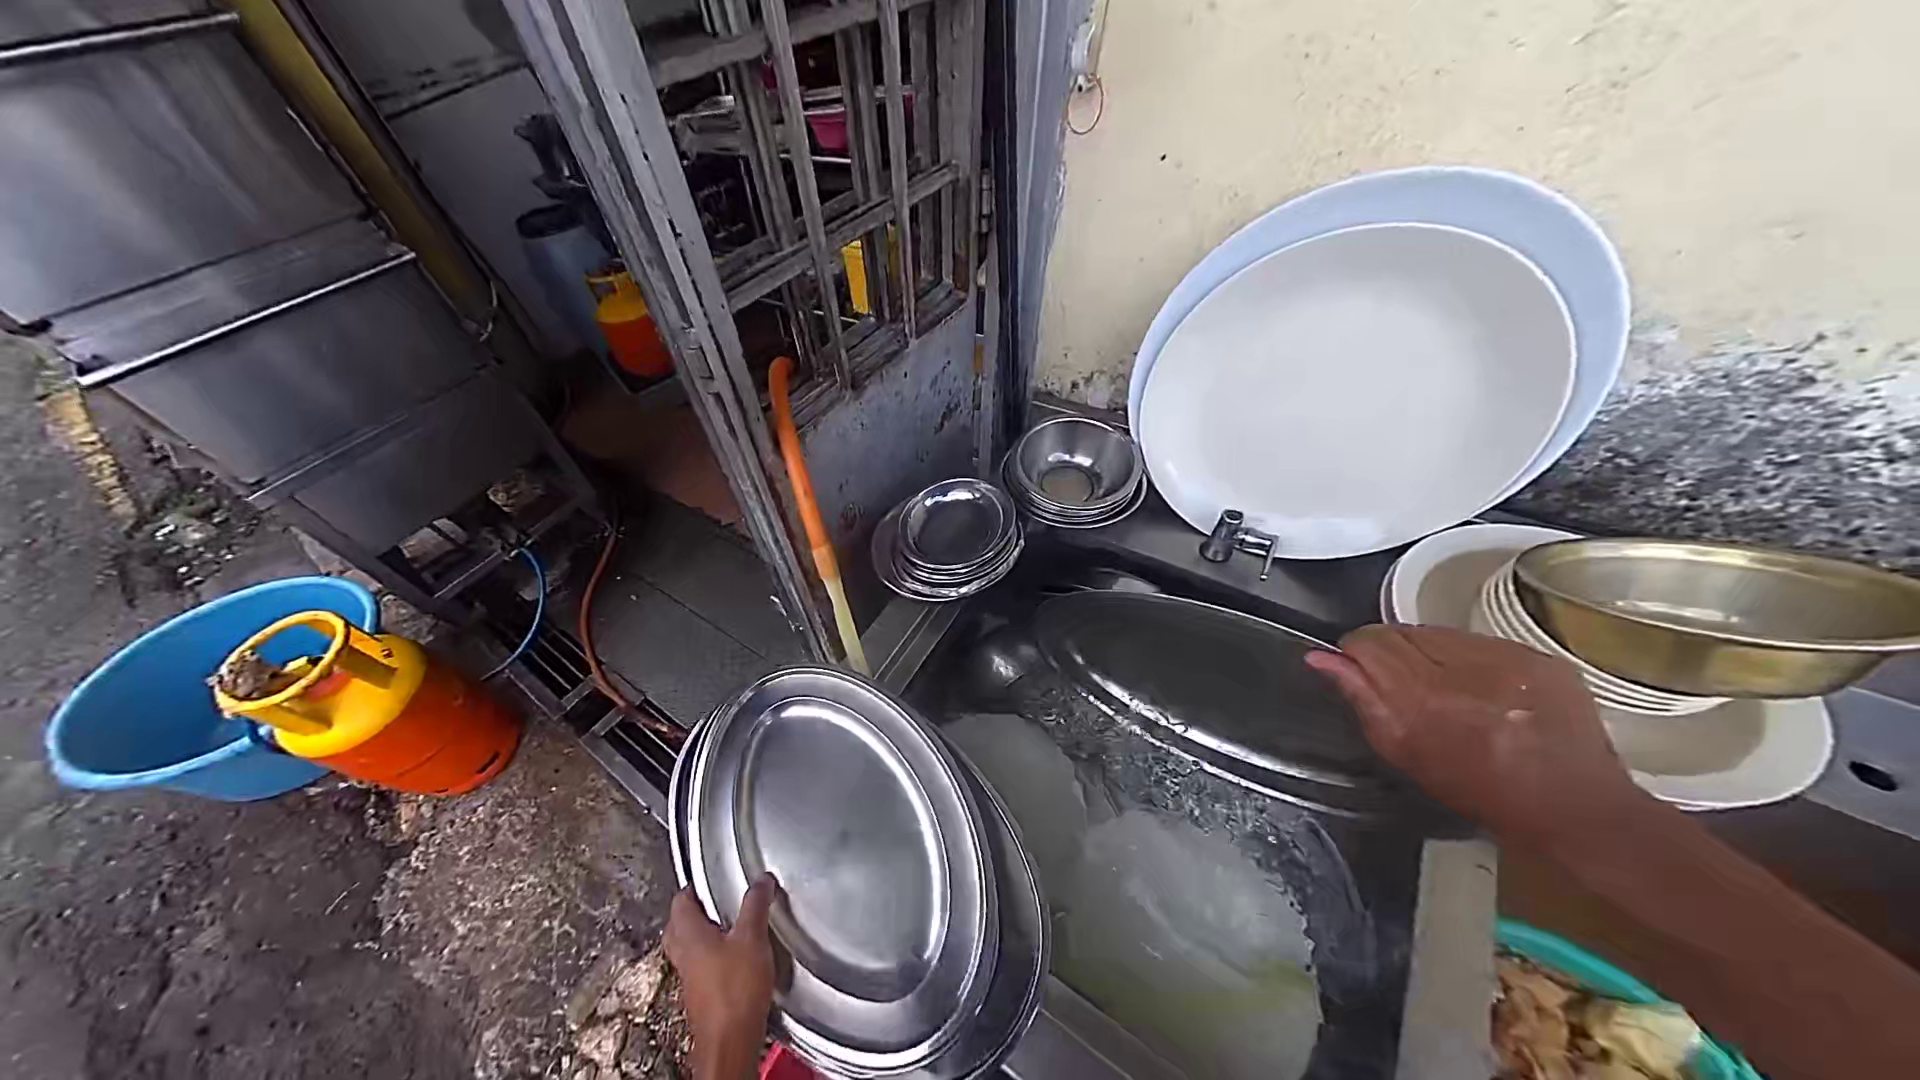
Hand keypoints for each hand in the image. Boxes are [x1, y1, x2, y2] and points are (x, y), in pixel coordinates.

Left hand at [665, 875, 781, 1079]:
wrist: (731, 1042)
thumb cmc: (736, 990)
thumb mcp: (752, 937)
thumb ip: (755, 906)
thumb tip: (761, 881)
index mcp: (690, 936)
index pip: (680, 903)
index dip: (692, 888)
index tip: (707, 879)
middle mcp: (684, 957)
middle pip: (678, 927)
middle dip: (692, 912)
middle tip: (712, 902)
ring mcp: (690, 979)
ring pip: (688, 948)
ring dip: (702, 934)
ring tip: (726, 925)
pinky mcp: (701, 996)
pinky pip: (699, 966)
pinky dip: (710, 955)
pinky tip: (732, 956)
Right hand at [1305, 624, 1643, 849]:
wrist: (1573, 807)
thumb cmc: (1476, 787)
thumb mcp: (1402, 751)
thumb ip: (1359, 698)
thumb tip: (1320, 657)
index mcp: (1423, 696)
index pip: (1369, 641)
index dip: (1355, 652)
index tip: (1358, 669)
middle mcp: (1463, 668)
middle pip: (1401, 631)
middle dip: (1391, 651)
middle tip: (1402, 683)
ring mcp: (1506, 658)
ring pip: (1438, 631)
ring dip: (1429, 650)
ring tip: (1444, 685)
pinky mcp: (1537, 656)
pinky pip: (1479, 639)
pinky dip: (1468, 656)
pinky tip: (1480, 686)